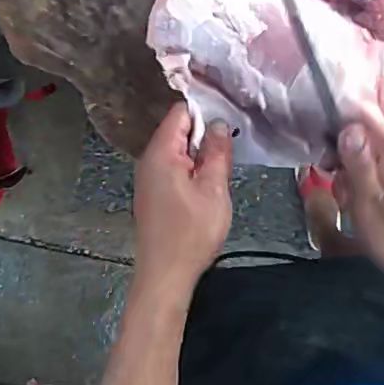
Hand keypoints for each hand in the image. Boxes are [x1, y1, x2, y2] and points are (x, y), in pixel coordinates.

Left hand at [133, 102, 233, 291]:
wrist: (166, 274)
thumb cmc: (191, 232)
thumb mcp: (213, 188)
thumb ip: (217, 151)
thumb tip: (219, 123)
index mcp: (161, 154)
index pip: (180, 113)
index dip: (205, 110)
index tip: (231, 116)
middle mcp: (149, 160)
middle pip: (178, 130)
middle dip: (206, 132)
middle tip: (234, 142)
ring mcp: (149, 177)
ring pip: (178, 150)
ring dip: (201, 152)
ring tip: (226, 160)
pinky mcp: (154, 192)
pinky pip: (174, 167)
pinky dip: (193, 167)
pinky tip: (210, 180)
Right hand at [336, 124, 383, 288]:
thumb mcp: (367, 201)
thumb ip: (357, 162)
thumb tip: (347, 126)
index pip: (355, 127)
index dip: (335, 146)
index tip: (327, 170)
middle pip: (362, 146)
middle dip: (347, 169)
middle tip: (345, 199)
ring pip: (370, 163)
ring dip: (357, 183)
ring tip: (356, 209)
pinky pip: (382, 176)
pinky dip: (371, 191)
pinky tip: (370, 212)